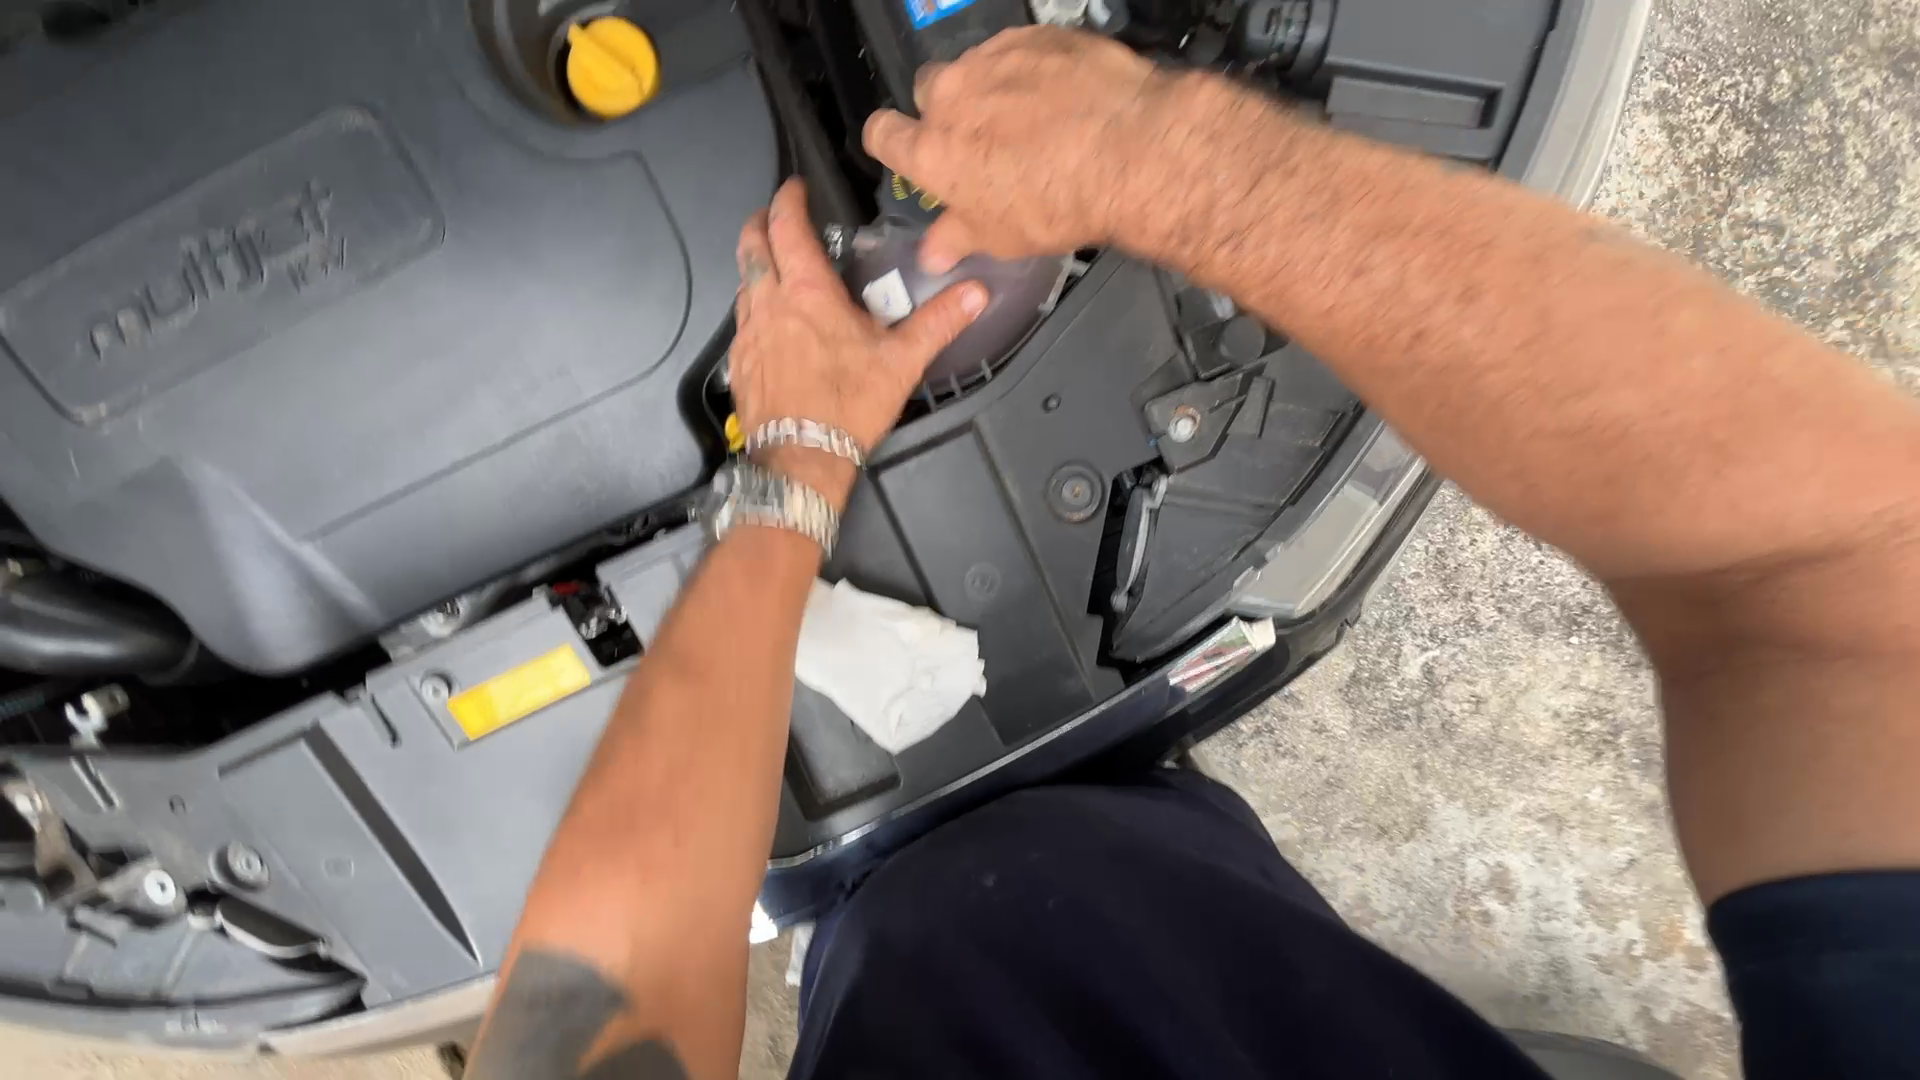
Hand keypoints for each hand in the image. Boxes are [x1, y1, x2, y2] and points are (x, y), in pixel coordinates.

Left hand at [731, 179, 986, 506]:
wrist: (803, 458)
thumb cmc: (851, 405)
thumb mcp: (902, 361)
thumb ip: (938, 322)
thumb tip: (976, 293)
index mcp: (807, 292)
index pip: (786, 226)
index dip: (788, 199)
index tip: (797, 189)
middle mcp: (769, 303)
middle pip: (750, 245)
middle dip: (761, 223)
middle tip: (778, 219)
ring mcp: (748, 334)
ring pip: (743, 283)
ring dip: (758, 268)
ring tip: (778, 271)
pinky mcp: (739, 363)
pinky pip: (742, 322)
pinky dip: (754, 309)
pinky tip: (773, 326)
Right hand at [861, 26, 1235, 272]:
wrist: (1126, 151)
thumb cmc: (1057, 201)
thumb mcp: (999, 238)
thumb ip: (956, 237)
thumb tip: (934, 253)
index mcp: (933, 151)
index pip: (881, 134)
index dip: (891, 142)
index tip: (906, 148)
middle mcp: (952, 96)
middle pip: (928, 94)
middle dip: (947, 114)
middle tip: (983, 143)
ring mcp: (992, 59)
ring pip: (974, 70)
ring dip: (991, 92)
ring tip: (1030, 124)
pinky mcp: (1033, 36)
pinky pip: (1017, 51)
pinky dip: (1029, 73)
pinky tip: (1057, 100)